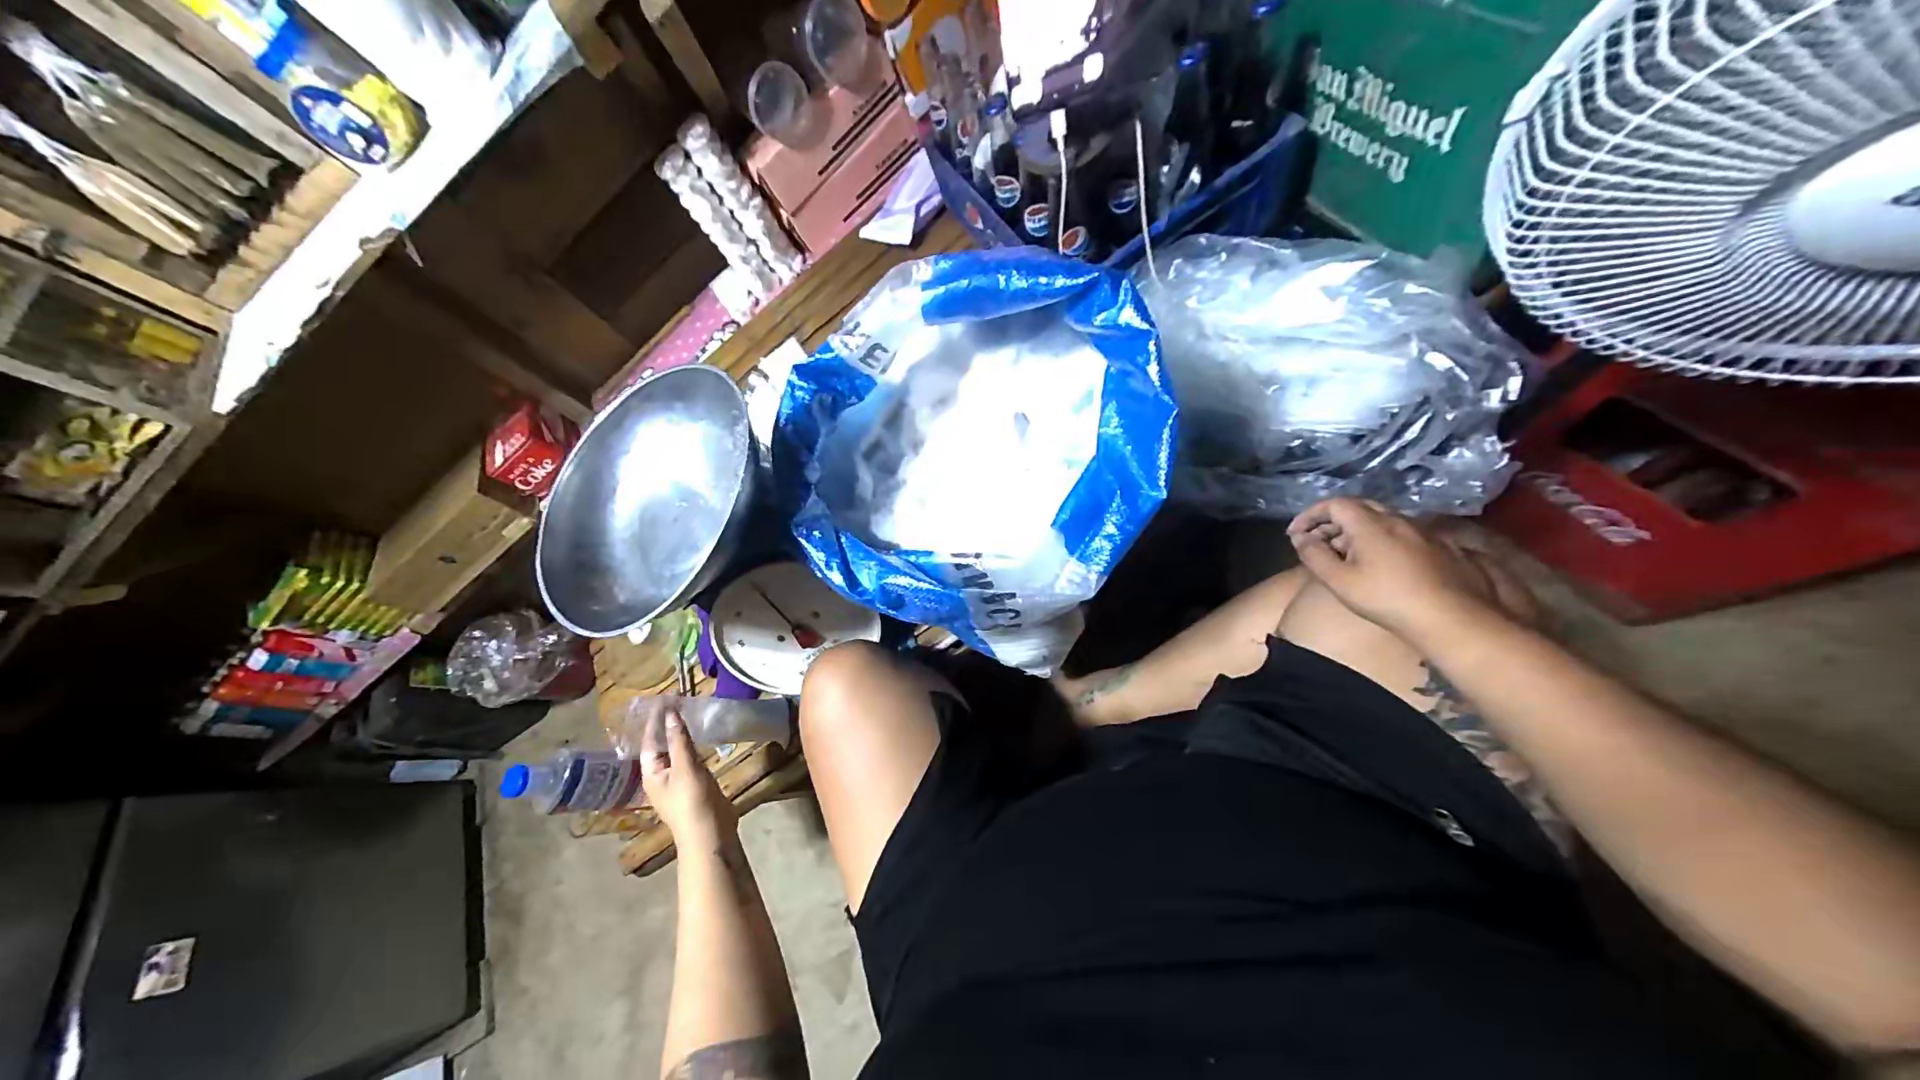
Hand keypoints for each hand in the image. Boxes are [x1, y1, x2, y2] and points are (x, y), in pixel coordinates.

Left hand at [639, 708, 736, 851]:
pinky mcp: (694, 786)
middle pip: (660, 746)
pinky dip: (692, 746)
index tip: (664, 698)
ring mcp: (677, 782)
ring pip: (675, 752)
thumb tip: (670, 714)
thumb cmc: (692, 800)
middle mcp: (660, 777)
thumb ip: (678, 740)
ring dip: (680, 735)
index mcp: (651, 773)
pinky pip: (689, 760)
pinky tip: (701, 738)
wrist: (710, 833)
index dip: (655, 719)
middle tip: (676, 703)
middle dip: (666, 725)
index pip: (649, 740)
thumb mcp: (685, 767)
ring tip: (688, 714)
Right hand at [1286, 498, 1508, 641]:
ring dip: (1356, 531)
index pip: (1334, 504)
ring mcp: (1422, 532)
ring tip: (1345, 556)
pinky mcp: (1439, 547)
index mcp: (1370, 524)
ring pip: (1381, 520)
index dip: (1311, 515)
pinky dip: (1380, 540)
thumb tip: (1300, 537)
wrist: (1450, 617)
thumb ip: (1314, 555)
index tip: (1296, 534)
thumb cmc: (1386, 598)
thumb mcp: (1339, 580)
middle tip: (1318, 542)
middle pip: (1359, 507)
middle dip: (1332, 521)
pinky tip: (1379, 564)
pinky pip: (1400, 534)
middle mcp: (1397, 520)